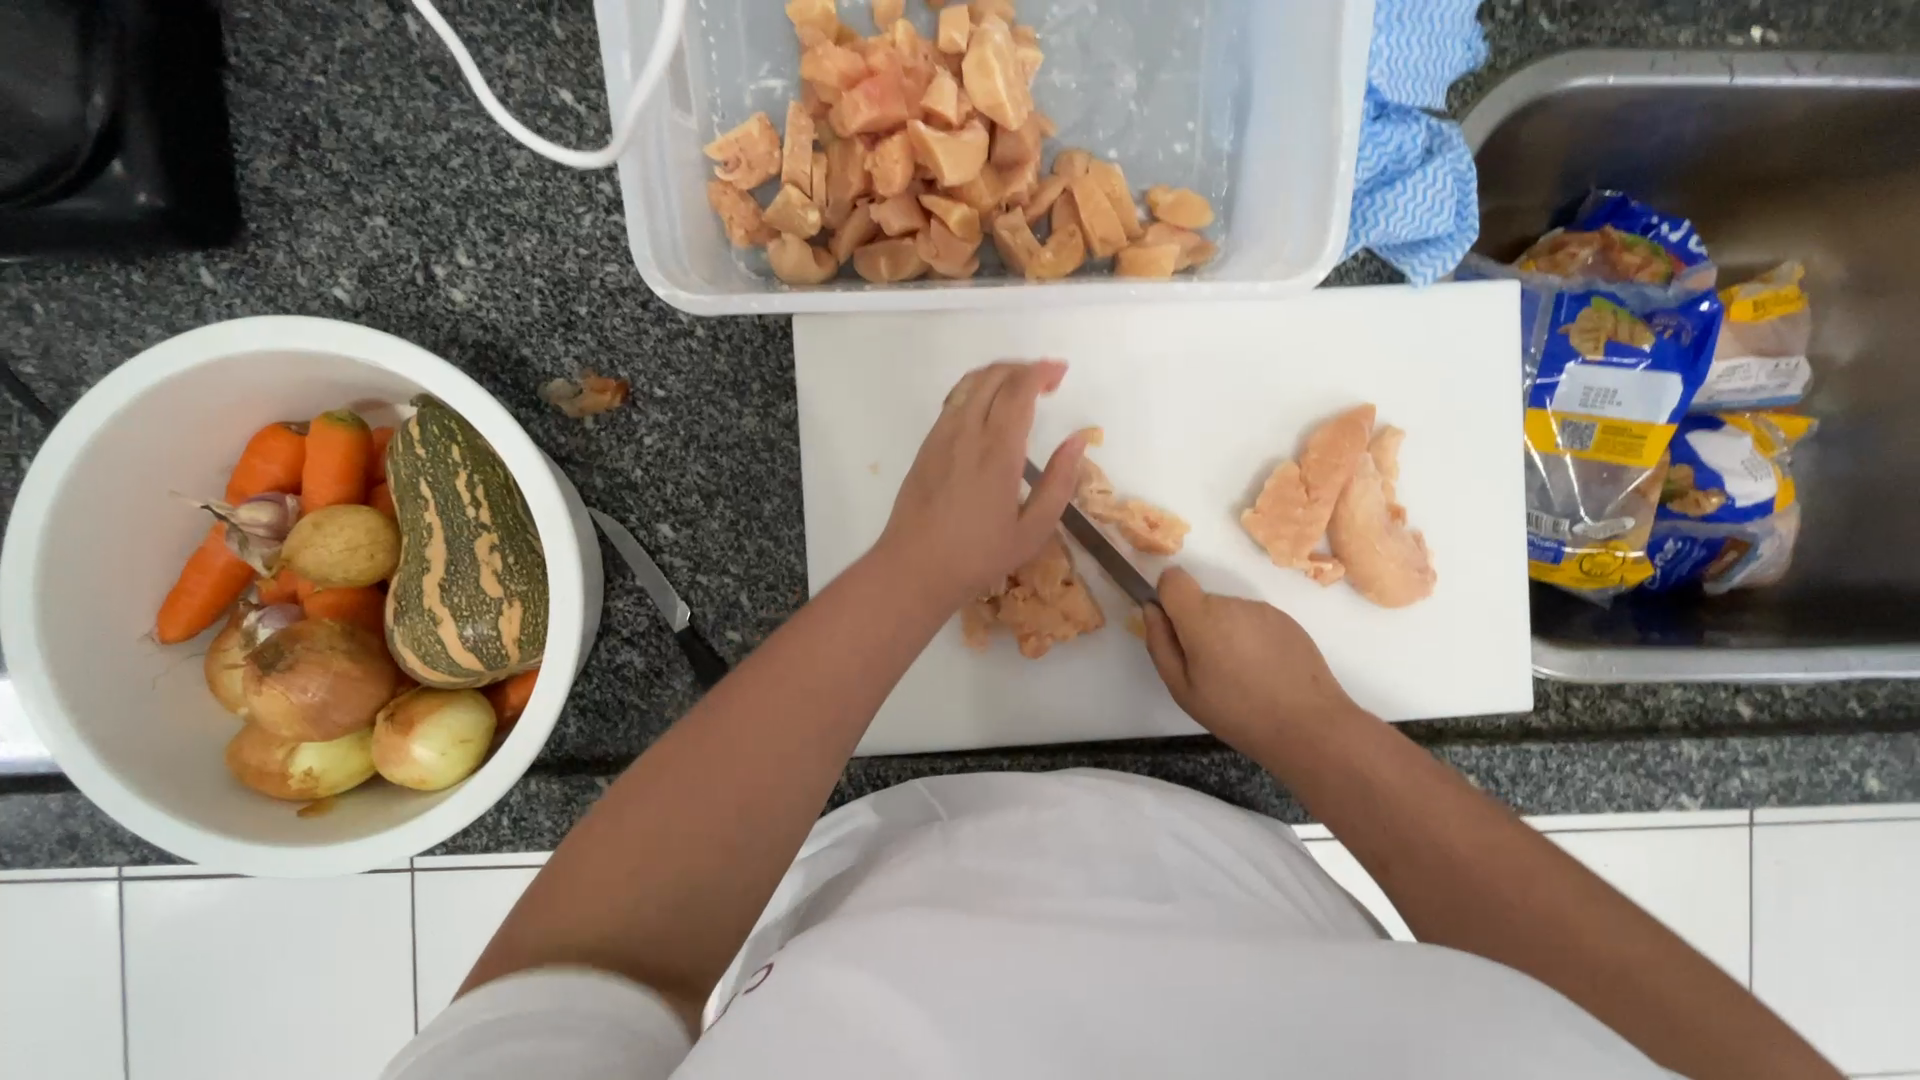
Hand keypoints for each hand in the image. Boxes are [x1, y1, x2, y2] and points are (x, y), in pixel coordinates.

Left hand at [875, 361, 1087, 606]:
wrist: (913, 569)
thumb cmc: (977, 557)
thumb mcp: (1032, 530)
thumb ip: (1060, 482)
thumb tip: (1078, 440)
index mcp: (997, 452)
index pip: (1019, 390)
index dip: (1041, 372)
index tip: (1061, 372)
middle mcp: (966, 433)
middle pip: (992, 376)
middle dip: (1023, 368)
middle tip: (1047, 381)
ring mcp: (941, 437)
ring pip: (969, 384)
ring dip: (998, 375)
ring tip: (1020, 388)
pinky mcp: (926, 447)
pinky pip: (953, 402)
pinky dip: (977, 391)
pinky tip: (989, 411)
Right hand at [1143, 567, 1362, 754]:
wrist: (1308, 725)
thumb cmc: (1236, 712)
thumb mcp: (1182, 688)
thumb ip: (1160, 643)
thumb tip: (1152, 610)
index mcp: (1202, 617)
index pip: (1173, 579)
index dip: (1167, 599)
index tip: (1175, 630)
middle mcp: (1233, 604)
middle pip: (1202, 601)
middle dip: (1198, 625)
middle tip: (1210, 669)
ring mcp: (1263, 610)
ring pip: (1229, 613)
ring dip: (1226, 634)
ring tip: (1241, 675)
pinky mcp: (1287, 621)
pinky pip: (1254, 622)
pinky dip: (1251, 640)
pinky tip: (1264, 672)